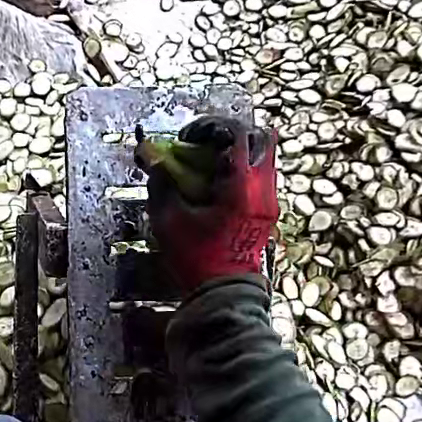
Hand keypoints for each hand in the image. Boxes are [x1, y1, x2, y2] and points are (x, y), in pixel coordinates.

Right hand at [137, 115, 278, 290]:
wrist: (225, 295)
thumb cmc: (198, 259)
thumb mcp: (169, 220)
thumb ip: (161, 184)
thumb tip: (152, 160)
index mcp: (243, 186)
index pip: (237, 133)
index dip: (209, 127)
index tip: (186, 139)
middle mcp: (263, 188)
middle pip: (258, 139)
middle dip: (226, 137)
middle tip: (200, 147)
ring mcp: (269, 200)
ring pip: (260, 158)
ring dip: (231, 155)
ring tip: (203, 170)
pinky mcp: (265, 212)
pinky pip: (256, 178)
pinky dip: (235, 173)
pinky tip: (211, 190)